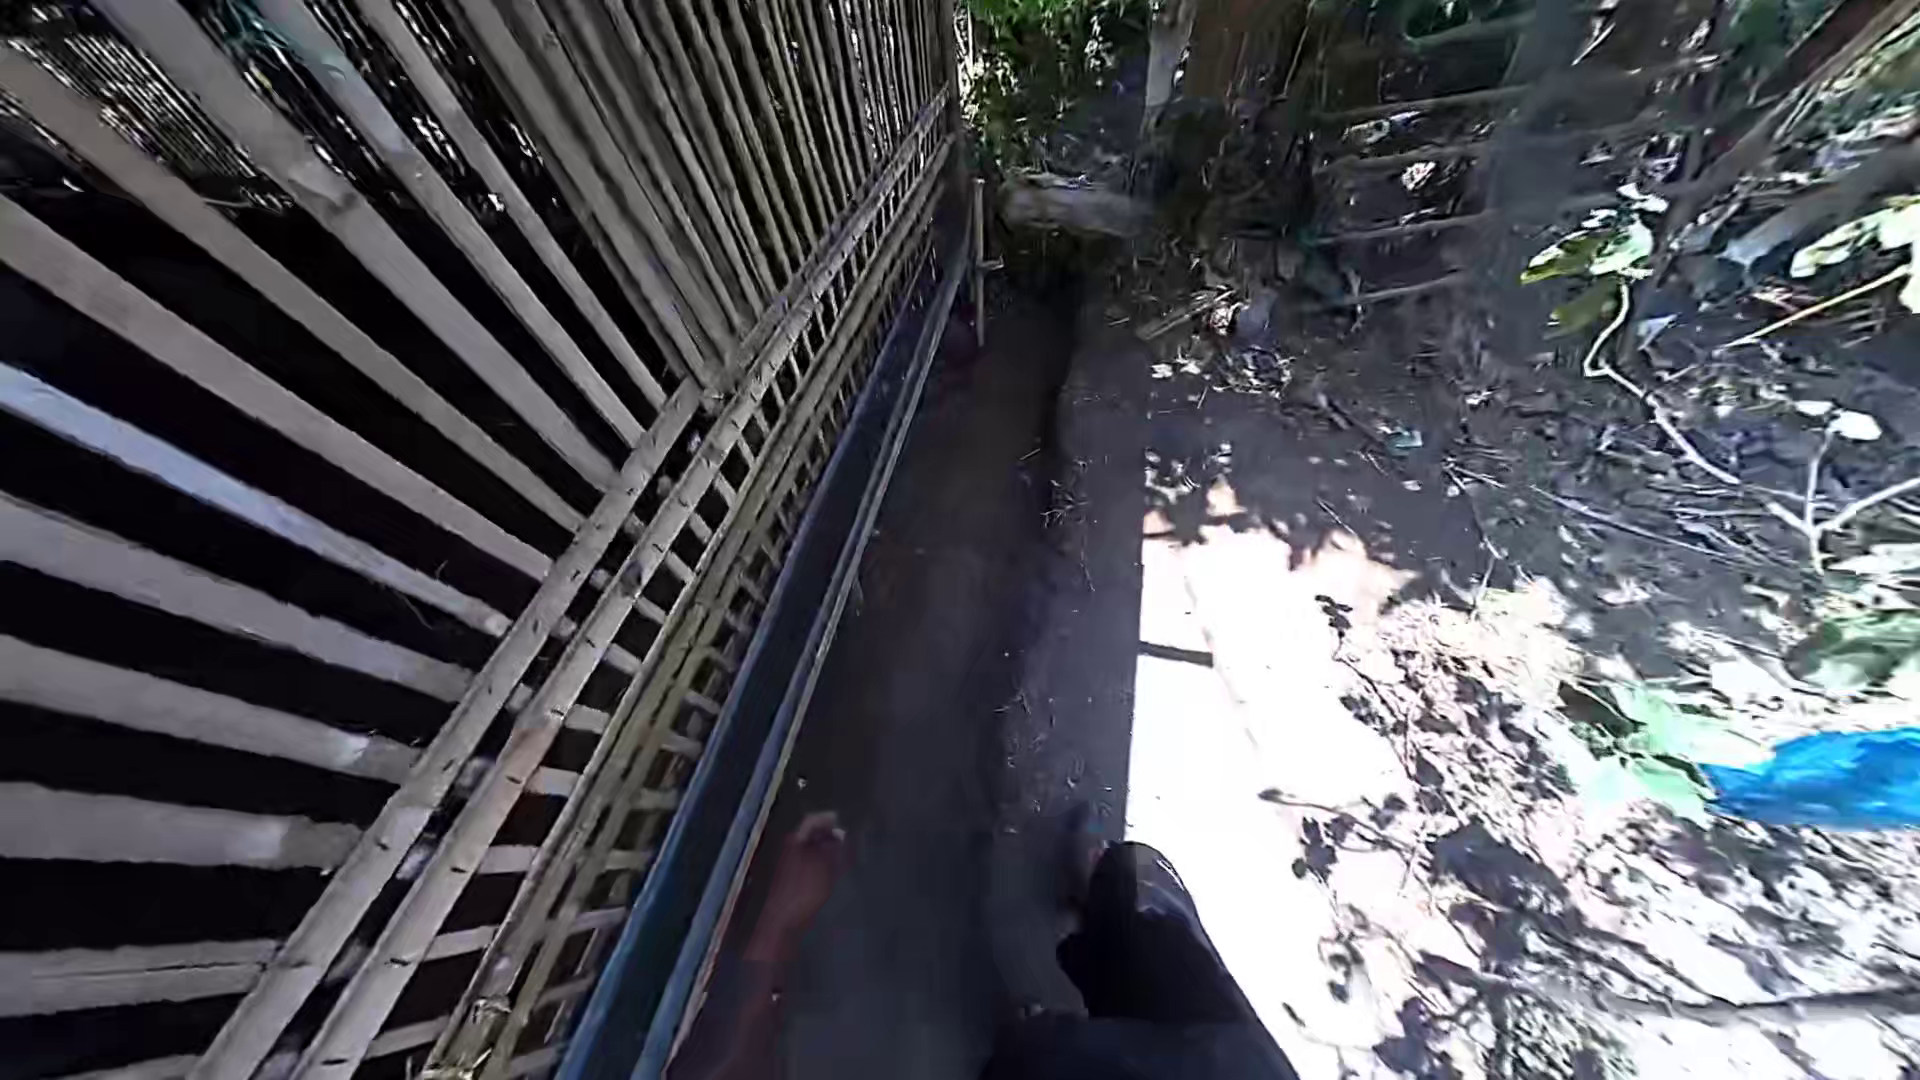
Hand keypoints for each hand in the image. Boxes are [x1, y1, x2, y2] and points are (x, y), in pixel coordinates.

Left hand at [745, 811, 845, 962]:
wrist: (779, 926)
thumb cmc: (803, 890)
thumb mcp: (825, 864)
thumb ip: (834, 846)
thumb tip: (840, 833)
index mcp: (792, 839)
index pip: (811, 820)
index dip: (828, 818)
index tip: (843, 821)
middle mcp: (786, 849)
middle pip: (808, 835)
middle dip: (826, 835)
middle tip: (844, 839)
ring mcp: (784, 867)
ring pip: (807, 851)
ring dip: (822, 851)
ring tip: (840, 856)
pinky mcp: (786, 884)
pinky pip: (805, 866)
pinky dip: (817, 865)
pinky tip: (828, 874)